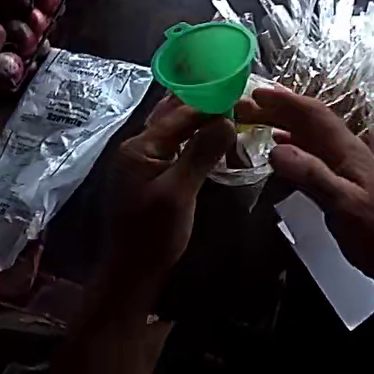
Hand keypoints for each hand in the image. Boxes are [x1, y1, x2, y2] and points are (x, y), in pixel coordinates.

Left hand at [104, 96, 234, 292]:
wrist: (132, 274)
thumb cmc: (153, 234)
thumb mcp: (179, 192)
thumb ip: (201, 153)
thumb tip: (227, 120)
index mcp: (139, 147)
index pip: (180, 114)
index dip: (211, 104)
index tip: (241, 99)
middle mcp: (138, 147)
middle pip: (173, 116)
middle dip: (203, 106)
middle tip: (235, 99)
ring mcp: (143, 162)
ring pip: (174, 130)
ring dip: (199, 121)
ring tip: (229, 113)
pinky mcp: (152, 176)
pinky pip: (175, 147)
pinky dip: (194, 139)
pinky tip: (213, 140)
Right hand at [234, 86, 373, 288]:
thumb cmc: (372, 230)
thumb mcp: (342, 202)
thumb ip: (311, 175)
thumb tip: (275, 149)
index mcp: (346, 148)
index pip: (313, 114)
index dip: (285, 101)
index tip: (256, 92)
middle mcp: (343, 149)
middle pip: (307, 119)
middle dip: (277, 107)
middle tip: (244, 103)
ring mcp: (340, 163)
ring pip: (306, 133)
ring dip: (280, 121)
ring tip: (253, 116)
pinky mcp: (336, 178)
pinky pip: (308, 150)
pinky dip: (289, 141)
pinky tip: (275, 143)